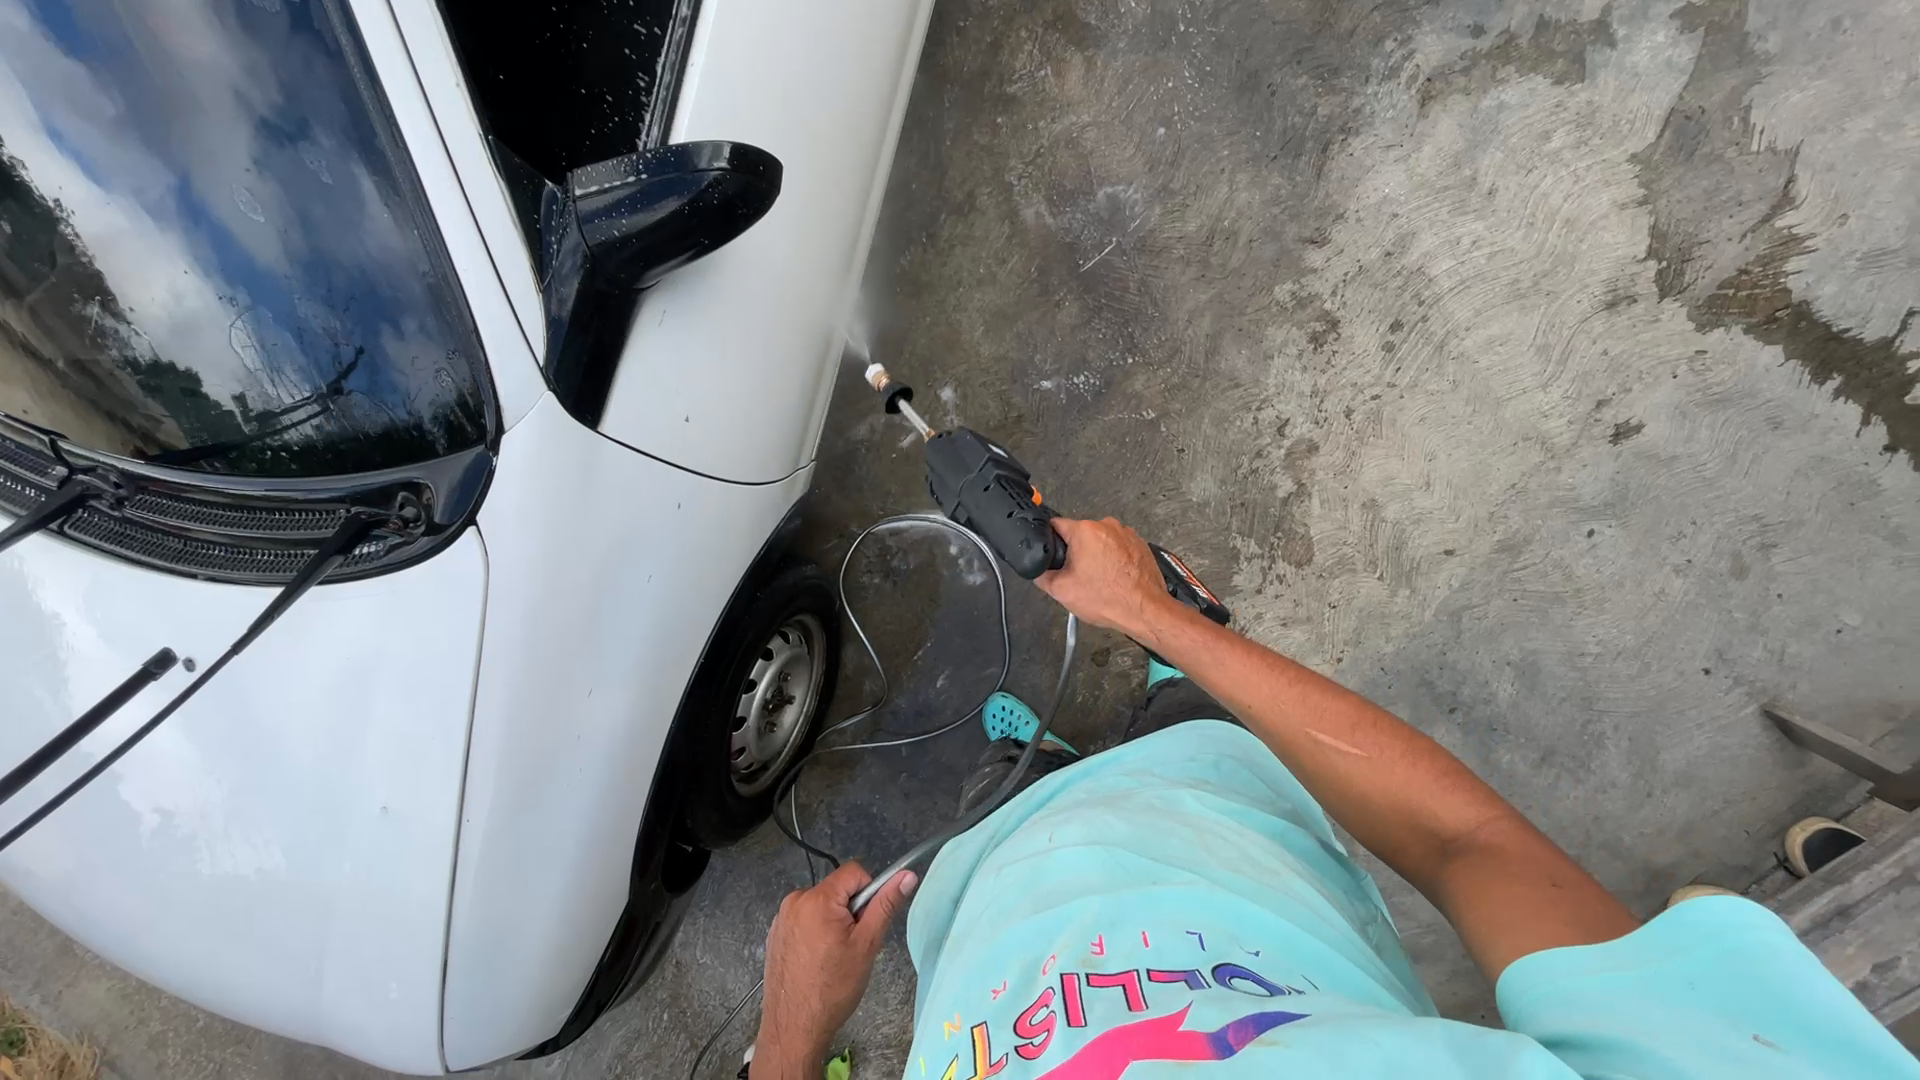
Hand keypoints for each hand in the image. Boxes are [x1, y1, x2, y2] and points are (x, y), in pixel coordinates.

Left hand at [752, 862, 916, 1078]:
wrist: (794, 1029)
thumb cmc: (834, 988)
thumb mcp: (867, 945)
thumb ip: (886, 905)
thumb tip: (907, 876)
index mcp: (818, 898)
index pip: (854, 872)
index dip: (868, 893)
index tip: (865, 923)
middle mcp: (795, 900)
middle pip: (836, 889)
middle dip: (849, 911)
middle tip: (850, 946)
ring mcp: (781, 917)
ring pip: (821, 905)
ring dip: (832, 921)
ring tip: (832, 957)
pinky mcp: (775, 934)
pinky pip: (804, 919)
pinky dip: (814, 932)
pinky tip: (815, 961)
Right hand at [1035, 517, 1182, 641]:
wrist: (1143, 610)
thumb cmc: (1109, 599)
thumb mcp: (1060, 590)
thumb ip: (1041, 575)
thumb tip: (1037, 570)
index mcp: (1085, 531)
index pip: (1056, 524)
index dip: (1050, 540)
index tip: (1054, 553)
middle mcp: (1107, 526)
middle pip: (1080, 534)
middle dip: (1076, 552)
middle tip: (1079, 575)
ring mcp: (1126, 533)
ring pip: (1100, 541)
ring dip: (1097, 556)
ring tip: (1100, 579)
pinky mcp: (1139, 544)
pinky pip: (1118, 548)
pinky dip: (1114, 560)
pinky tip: (1114, 578)